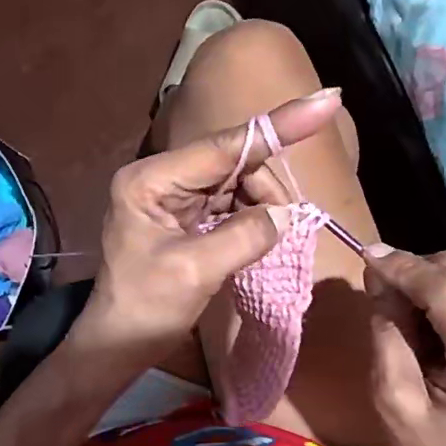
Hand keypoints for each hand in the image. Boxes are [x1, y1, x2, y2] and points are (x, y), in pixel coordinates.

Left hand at [74, 90, 342, 359]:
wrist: (119, 343)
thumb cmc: (146, 309)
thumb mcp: (195, 271)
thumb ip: (244, 235)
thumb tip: (283, 214)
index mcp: (150, 181)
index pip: (222, 146)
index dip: (277, 127)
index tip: (327, 102)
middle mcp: (160, 179)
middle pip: (232, 162)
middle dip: (266, 188)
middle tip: (288, 225)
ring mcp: (172, 197)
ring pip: (236, 182)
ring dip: (261, 205)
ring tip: (272, 238)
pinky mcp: (184, 217)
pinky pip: (229, 204)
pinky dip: (251, 218)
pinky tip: (261, 235)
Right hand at [363, 247, 445, 445]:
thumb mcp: (391, 399)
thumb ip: (387, 335)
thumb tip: (380, 274)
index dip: (406, 268)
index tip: (365, 257)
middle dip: (412, 271)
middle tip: (378, 293)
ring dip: (425, 279)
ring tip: (402, 312)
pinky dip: (440, 290)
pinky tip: (426, 319)